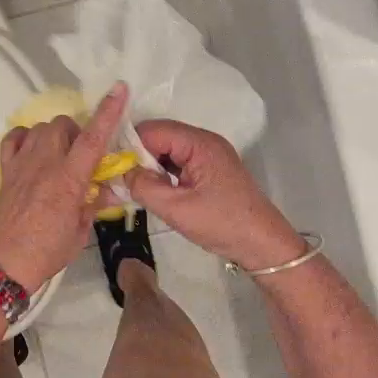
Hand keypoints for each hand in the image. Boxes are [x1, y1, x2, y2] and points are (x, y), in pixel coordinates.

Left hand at [0, 83, 127, 289]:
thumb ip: (94, 204)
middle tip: (83, 158)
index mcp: (68, 179)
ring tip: (60, 156)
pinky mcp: (5, 170)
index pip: (92, 139)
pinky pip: (13, 139)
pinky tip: (33, 151)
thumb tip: (111, 190)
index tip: (119, 89)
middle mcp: (44, 163)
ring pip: (39, 128)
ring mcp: (21, 164)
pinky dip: (24, 137)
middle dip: (77, 133)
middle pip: (62, 126)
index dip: (108, 112)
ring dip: (53, 135)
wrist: (2, 262)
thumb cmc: (46, 251)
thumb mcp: (80, 232)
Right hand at [123, 119, 305, 269]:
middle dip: (138, 155)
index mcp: (199, 144)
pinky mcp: (209, 168)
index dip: (130, 146)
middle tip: (121, 178)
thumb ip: (143, 186)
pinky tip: (155, 188)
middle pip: (159, 136)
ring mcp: (209, 154)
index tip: (112, 167)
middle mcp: (204, 141)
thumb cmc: (222, 225)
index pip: (152, 130)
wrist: (264, 246)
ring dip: (150, 165)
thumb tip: (120, 171)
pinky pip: (177, 160)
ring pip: (167, 148)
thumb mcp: (176, 209)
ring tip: (136, 185)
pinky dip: (163, 171)